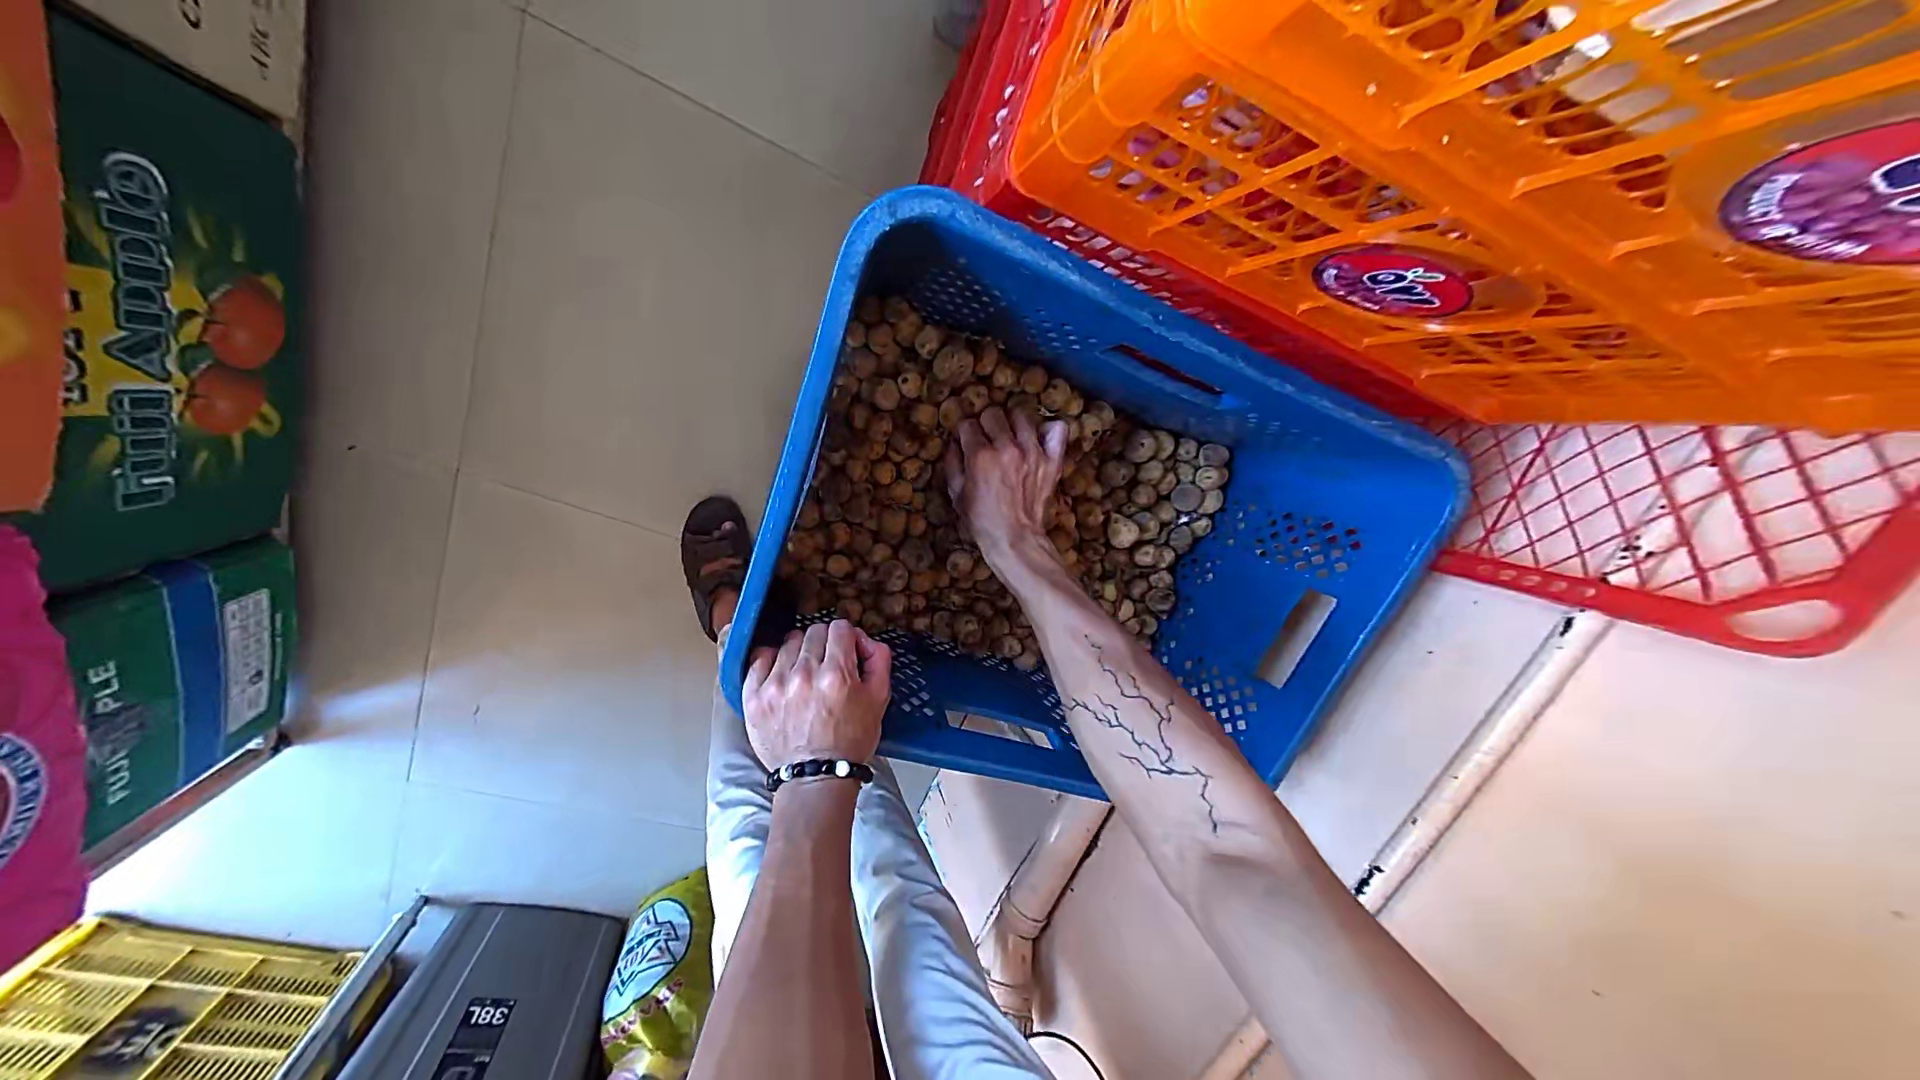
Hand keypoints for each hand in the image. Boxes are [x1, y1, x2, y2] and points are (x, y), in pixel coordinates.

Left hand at [742, 619, 890, 769]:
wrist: (815, 777)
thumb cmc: (848, 741)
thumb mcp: (879, 700)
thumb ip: (878, 660)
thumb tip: (864, 640)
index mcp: (836, 674)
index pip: (839, 628)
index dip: (847, 637)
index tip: (847, 650)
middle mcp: (804, 675)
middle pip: (814, 632)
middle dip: (825, 644)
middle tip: (828, 665)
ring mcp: (775, 685)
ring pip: (789, 643)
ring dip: (800, 653)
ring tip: (805, 675)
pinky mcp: (754, 697)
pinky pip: (760, 659)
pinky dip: (772, 662)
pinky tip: (782, 676)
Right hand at [944, 406, 1070, 563]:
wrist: (1015, 538)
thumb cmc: (982, 520)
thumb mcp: (956, 493)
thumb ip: (953, 462)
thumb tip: (955, 442)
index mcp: (980, 455)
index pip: (968, 424)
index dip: (965, 433)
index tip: (967, 442)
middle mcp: (1007, 447)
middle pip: (993, 414)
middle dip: (985, 424)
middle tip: (986, 439)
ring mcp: (1033, 452)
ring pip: (1021, 416)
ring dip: (1011, 424)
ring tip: (1010, 437)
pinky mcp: (1052, 460)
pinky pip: (1057, 430)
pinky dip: (1047, 430)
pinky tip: (1037, 439)